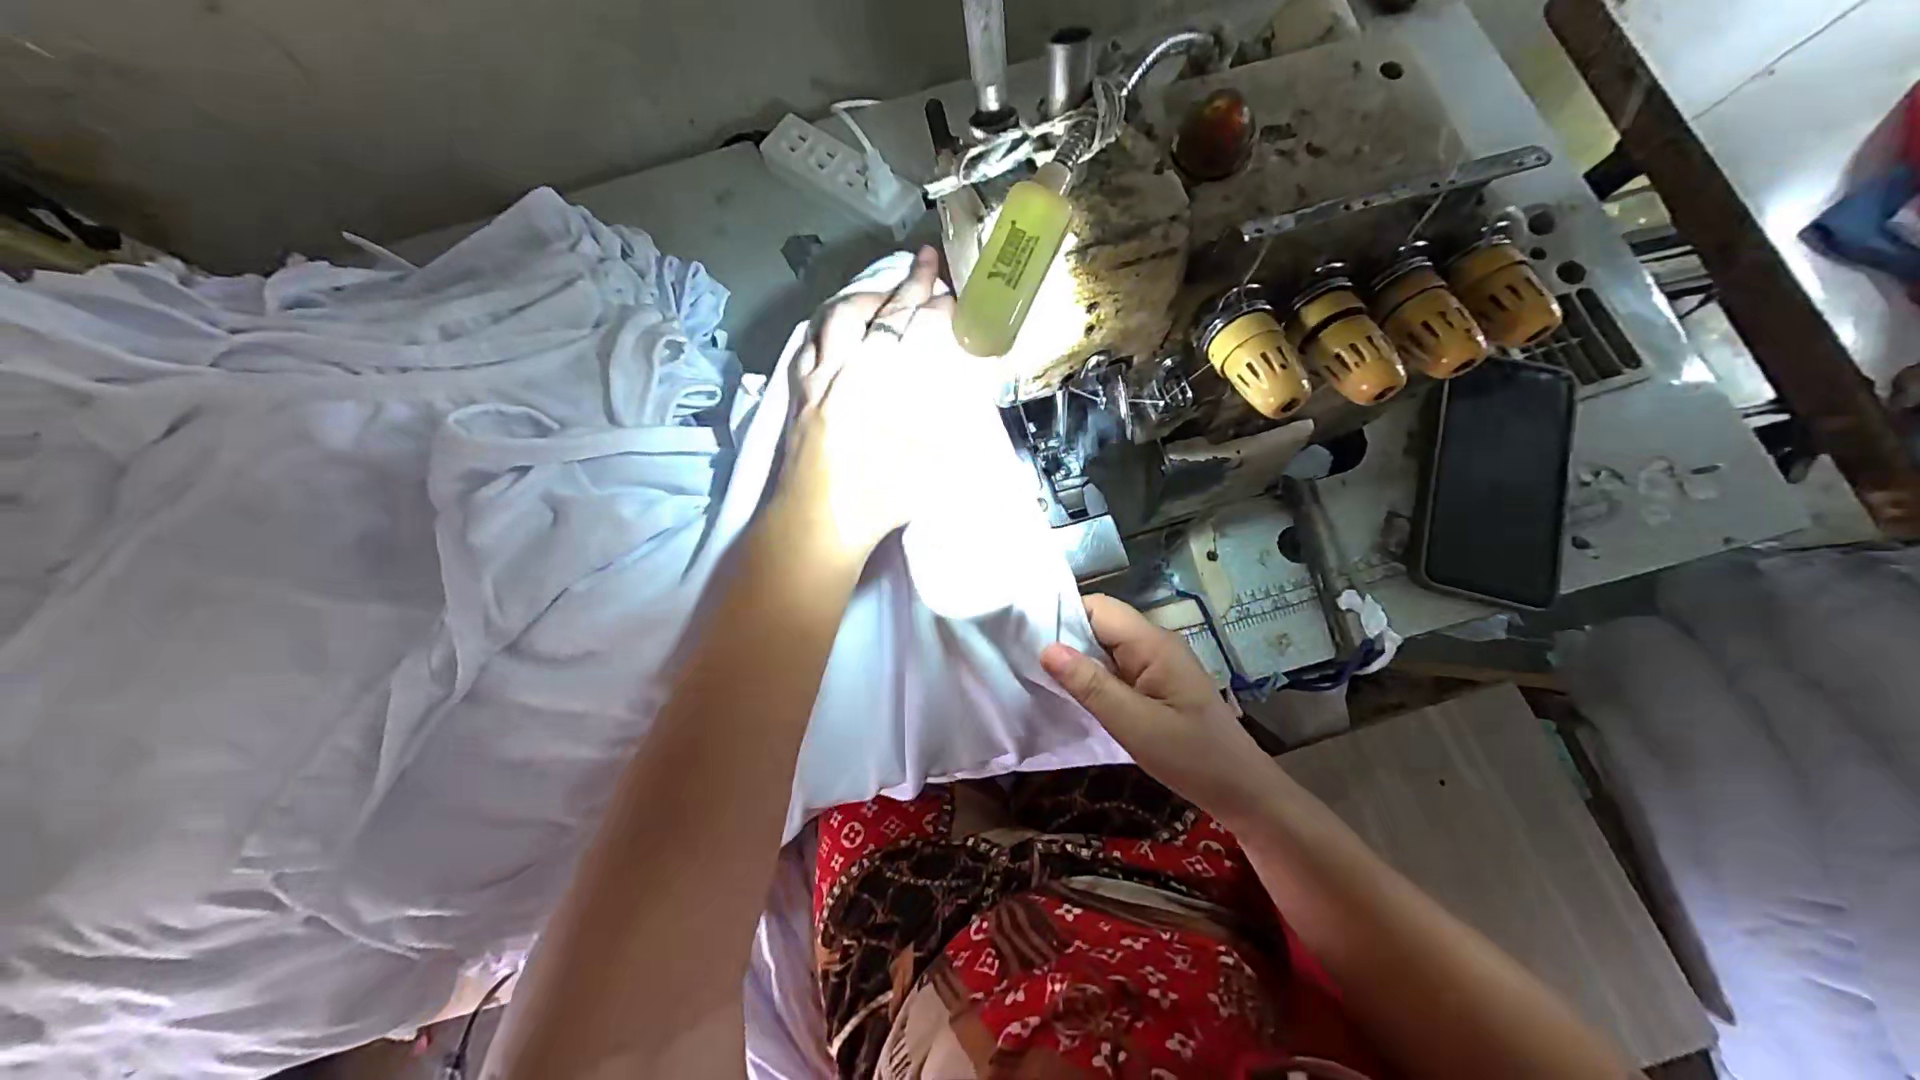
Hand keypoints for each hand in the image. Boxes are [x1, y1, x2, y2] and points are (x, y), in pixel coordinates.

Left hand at [773, 247, 982, 561]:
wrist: (813, 528)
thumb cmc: (872, 503)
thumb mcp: (924, 462)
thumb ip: (939, 414)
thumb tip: (953, 377)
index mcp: (873, 389)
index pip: (907, 329)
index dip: (933, 304)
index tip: (952, 289)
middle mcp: (838, 374)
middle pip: (870, 312)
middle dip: (902, 284)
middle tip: (924, 265)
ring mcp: (812, 383)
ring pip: (831, 319)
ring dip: (862, 297)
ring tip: (883, 295)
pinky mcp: (795, 397)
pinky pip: (809, 344)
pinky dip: (829, 326)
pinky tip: (839, 332)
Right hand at [1041, 595, 1279, 819]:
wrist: (1242, 791)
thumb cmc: (1191, 757)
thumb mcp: (1135, 724)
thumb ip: (1090, 686)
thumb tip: (1046, 649)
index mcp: (1152, 644)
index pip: (1098, 608)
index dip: (1062, 616)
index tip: (1026, 636)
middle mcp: (1154, 644)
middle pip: (1100, 623)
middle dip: (1065, 638)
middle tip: (1025, 660)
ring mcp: (1157, 664)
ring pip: (1106, 647)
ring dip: (1077, 660)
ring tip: (1041, 677)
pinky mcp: (1156, 683)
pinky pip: (1117, 668)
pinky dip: (1093, 677)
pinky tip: (1073, 695)